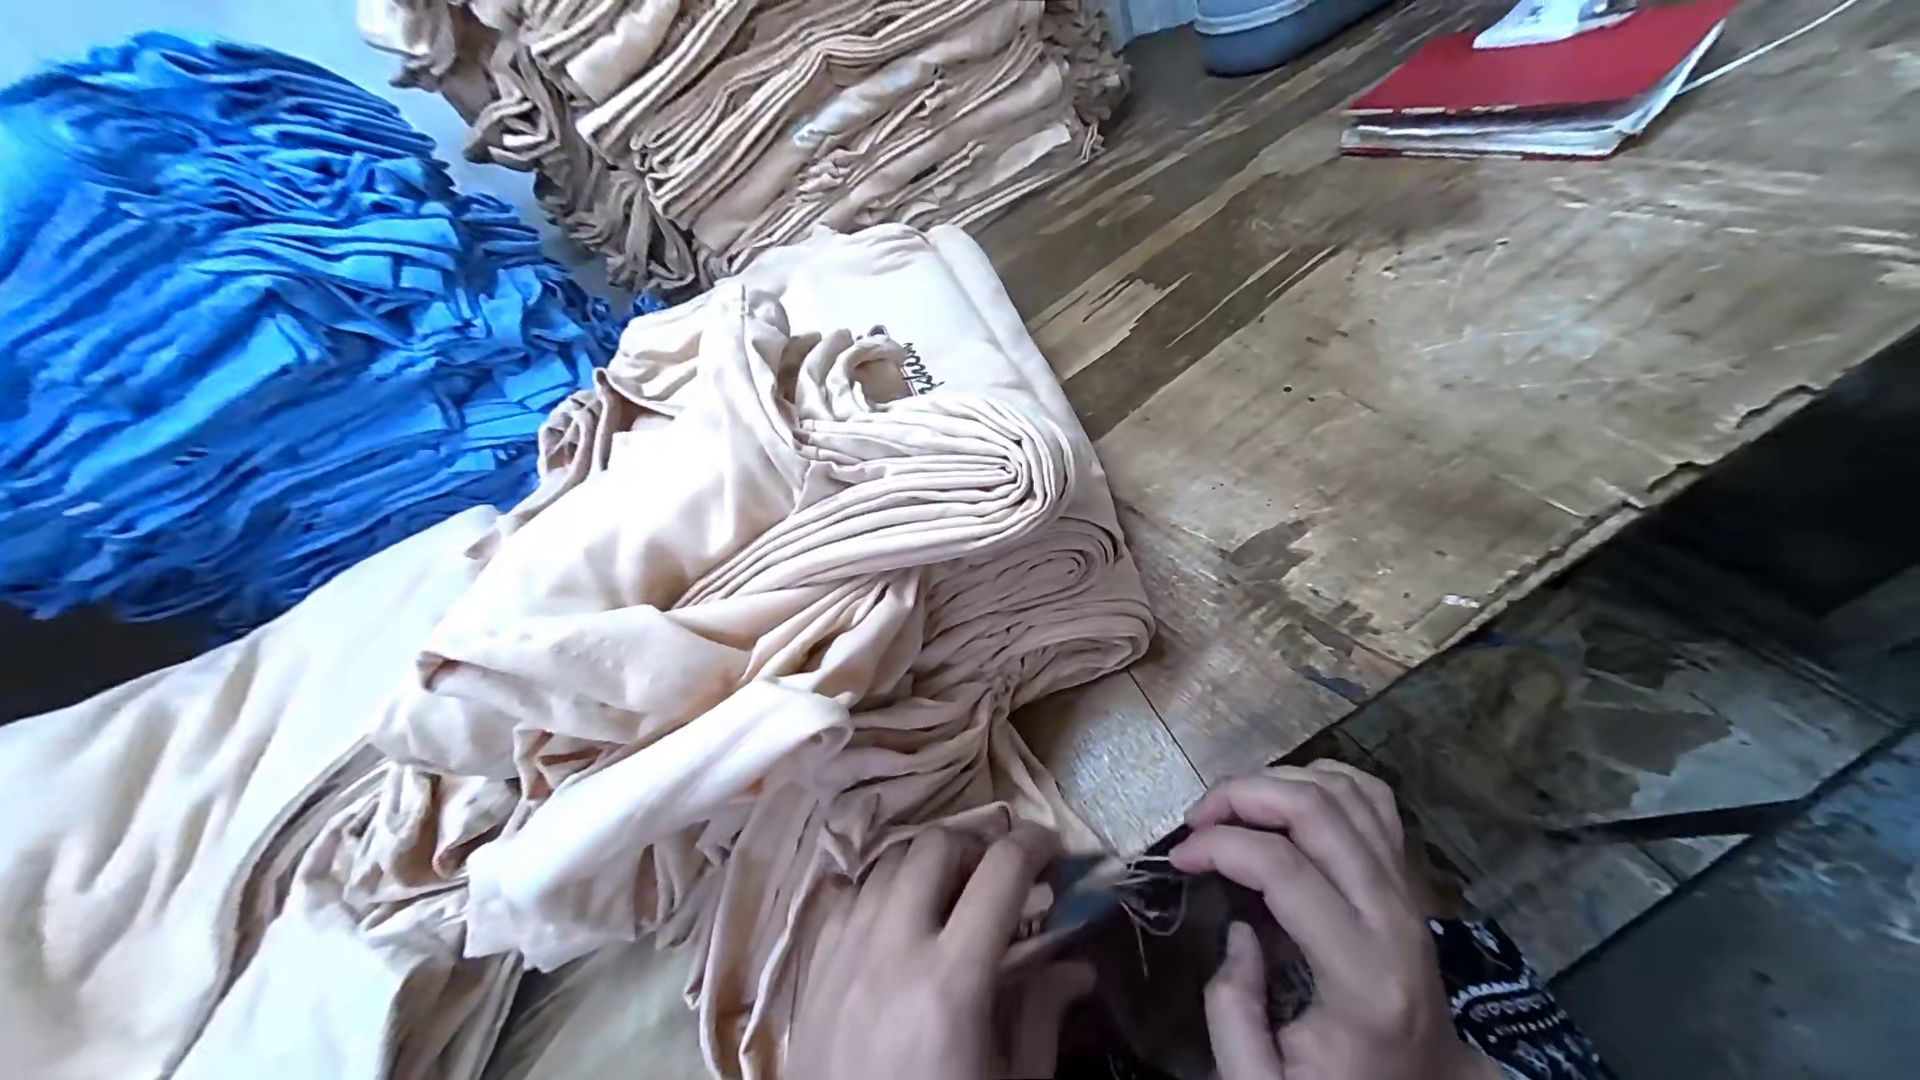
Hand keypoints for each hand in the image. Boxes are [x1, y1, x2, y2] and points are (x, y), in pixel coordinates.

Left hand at [790, 822, 1090, 1079]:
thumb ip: (1042, 1016)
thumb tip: (1077, 966)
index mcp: (951, 983)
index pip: (999, 873)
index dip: (1032, 844)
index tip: (1050, 846)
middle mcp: (892, 949)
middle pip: (935, 845)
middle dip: (975, 844)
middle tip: (997, 872)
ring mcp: (845, 953)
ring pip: (888, 860)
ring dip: (928, 861)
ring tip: (950, 890)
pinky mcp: (816, 967)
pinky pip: (850, 894)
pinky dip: (883, 887)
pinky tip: (900, 918)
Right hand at [1170, 762, 1500, 1079]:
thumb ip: (1232, 1014)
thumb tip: (1237, 928)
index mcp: (1364, 977)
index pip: (1283, 867)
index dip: (1217, 846)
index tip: (1179, 858)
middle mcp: (1395, 918)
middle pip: (1315, 809)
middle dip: (1240, 794)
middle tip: (1197, 817)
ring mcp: (1409, 889)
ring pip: (1343, 790)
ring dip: (1274, 780)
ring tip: (1232, 808)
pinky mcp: (1407, 874)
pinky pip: (1369, 796)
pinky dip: (1320, 776)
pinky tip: (1285, 796)